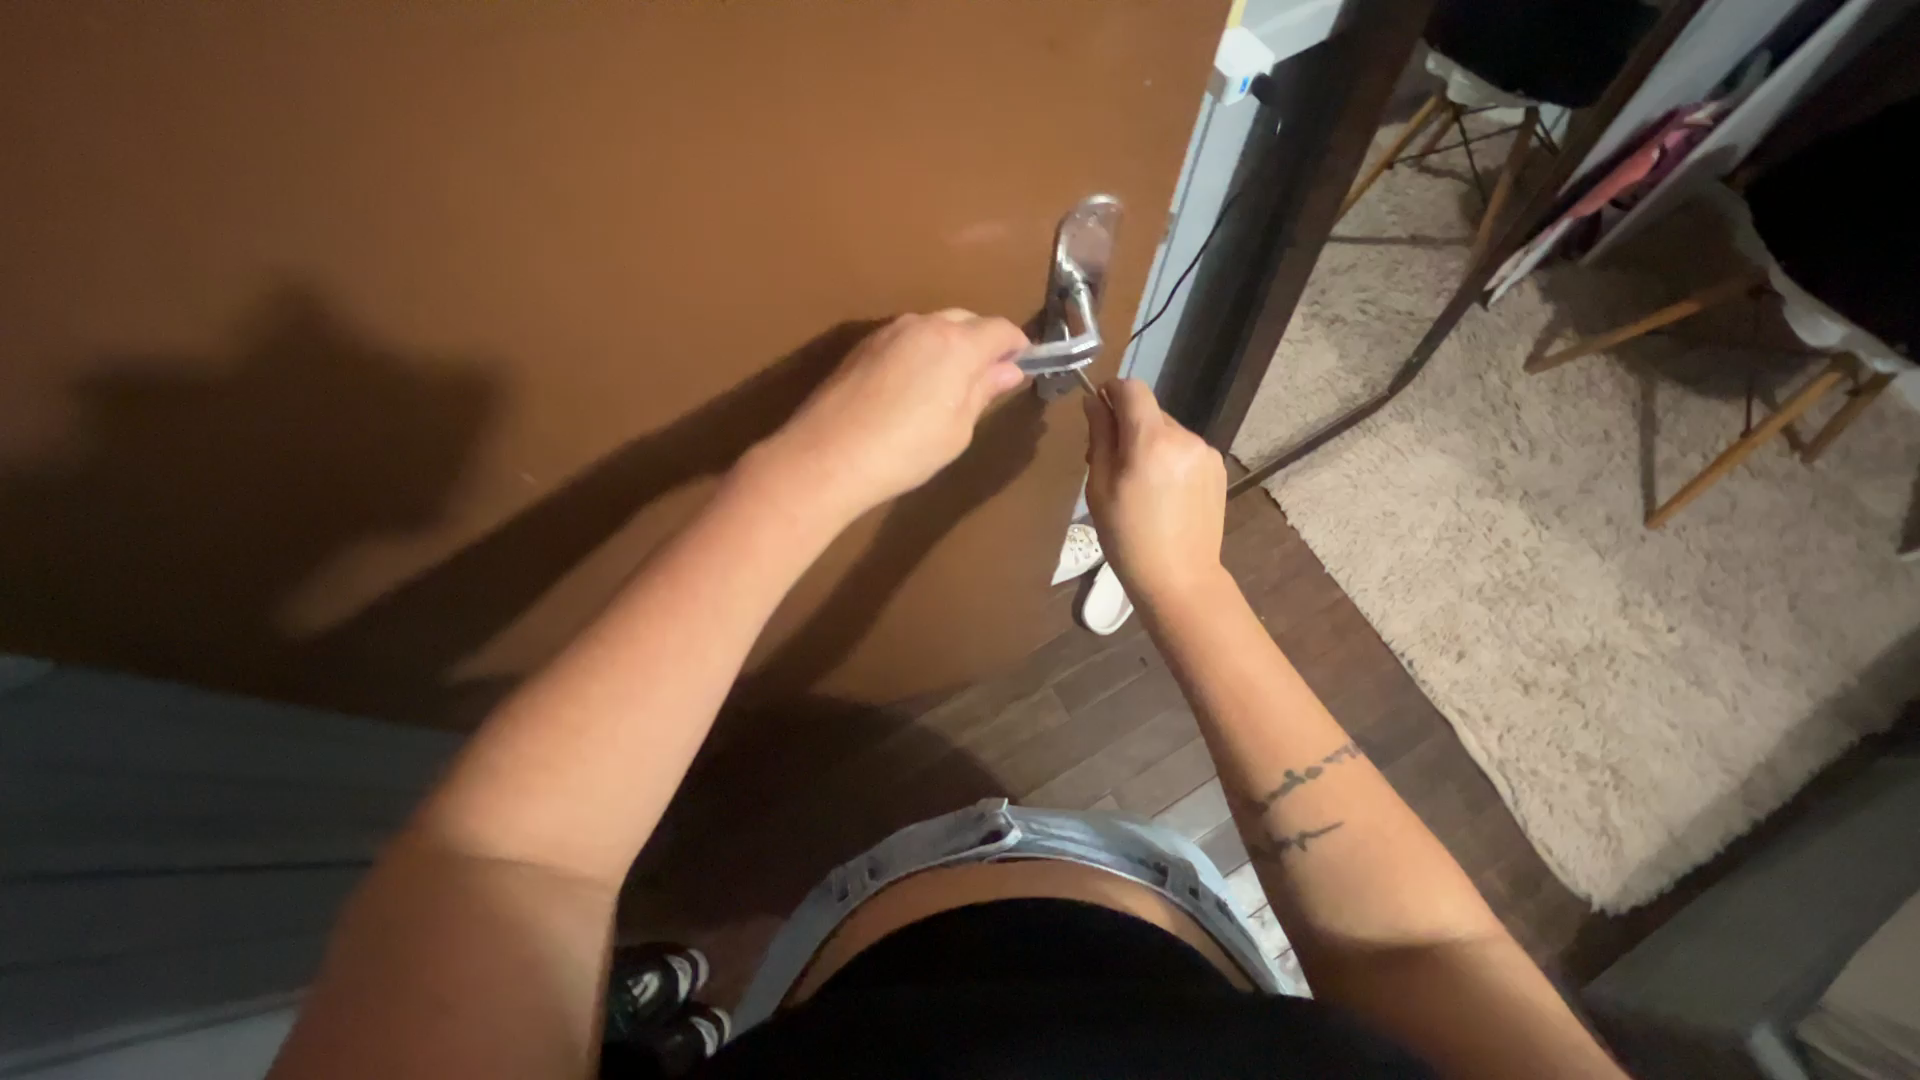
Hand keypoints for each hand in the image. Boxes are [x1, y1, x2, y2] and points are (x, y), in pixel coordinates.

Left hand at [756, 310, 1028, 519]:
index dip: (1016, 348)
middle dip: (982, 344)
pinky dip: (919, 354)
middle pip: (967, 321)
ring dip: (948, 348)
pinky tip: (910, 390)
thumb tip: (1008, 370)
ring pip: (933, 328)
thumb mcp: (958, 429)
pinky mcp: (862, 346)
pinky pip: (905, 340)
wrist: (828, 457)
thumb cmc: (905, 451)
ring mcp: (889, 332)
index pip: (1001, 330)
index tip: (1019, 369)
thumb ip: (983, 391)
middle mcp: (924, 325)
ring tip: (945, 389)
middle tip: (984, 383)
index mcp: (958, 344)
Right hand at [1083, 378, 1227, 603]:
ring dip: (1150, 444)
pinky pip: (1185, 450)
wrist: (1179, 577)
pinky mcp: (1217, 468)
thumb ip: (1099, 438)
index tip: (1099, 413)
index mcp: (1151, 440)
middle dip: (1129, 427)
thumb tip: (1094, 403)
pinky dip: (1170, 459)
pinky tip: (1165, 494)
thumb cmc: (1127, 537)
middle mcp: (1184, 437)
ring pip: (1168, 431)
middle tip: (1113, 465)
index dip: (1111, 393)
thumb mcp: (1100, 487)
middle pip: (1149, 411)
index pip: (1132, 389)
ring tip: (1141, 486)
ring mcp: (1206, 453)